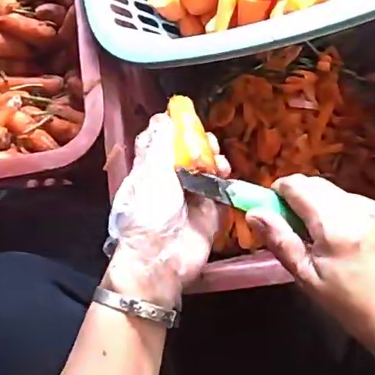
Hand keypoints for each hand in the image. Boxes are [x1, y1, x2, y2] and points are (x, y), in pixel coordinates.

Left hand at [103, 113, 225, 307]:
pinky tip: (223, 172)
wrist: (162, 258)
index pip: (161, 140)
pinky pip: (221, 189)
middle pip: (188, 151)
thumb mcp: (151, 171)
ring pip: (207, 167)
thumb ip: (161, 142)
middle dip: (199, 141)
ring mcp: (191, 195)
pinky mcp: (210, 211)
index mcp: (149, 168)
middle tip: (206, 139)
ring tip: (216, 159)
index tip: (186, 118)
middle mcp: (170, 179)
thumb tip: (164, 116)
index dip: (173, 127)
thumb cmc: (150, 211)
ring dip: (213, 157)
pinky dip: (224, 178)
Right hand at [247, 175, 374, 359]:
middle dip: (303, 200)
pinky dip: (354, 217)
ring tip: (334, 243)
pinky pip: (365, 205)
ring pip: (341, 195)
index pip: (298, 185)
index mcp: (335, 227)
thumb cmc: (353, 308)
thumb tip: (254, 213)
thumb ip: (280, 240)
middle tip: (300, 230)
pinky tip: (359, 245)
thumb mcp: (308, 279)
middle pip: (319, 185)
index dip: (280, 192)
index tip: (275, 209)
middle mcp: (361, 211)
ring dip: (329, 209)